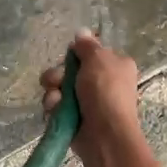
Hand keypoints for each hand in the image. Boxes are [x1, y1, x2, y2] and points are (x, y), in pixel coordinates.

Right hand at [41, 31, 140, 161]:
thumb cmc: (105, 92)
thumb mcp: (98, 60)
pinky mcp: (72, 118)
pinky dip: (53, 109)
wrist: (104, 134)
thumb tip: (81, 32)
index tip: (67, 59)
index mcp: (113, 65)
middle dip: (57, 76)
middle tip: (56, 81)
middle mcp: (100, 82)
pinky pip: (55, 107)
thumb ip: (87, 46)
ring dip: (53, 93)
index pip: (87, 54)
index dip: (73, 56)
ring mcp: (85, 102)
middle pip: (68, 71)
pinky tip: (56, 113)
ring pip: (57, 90)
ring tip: (56, 101)